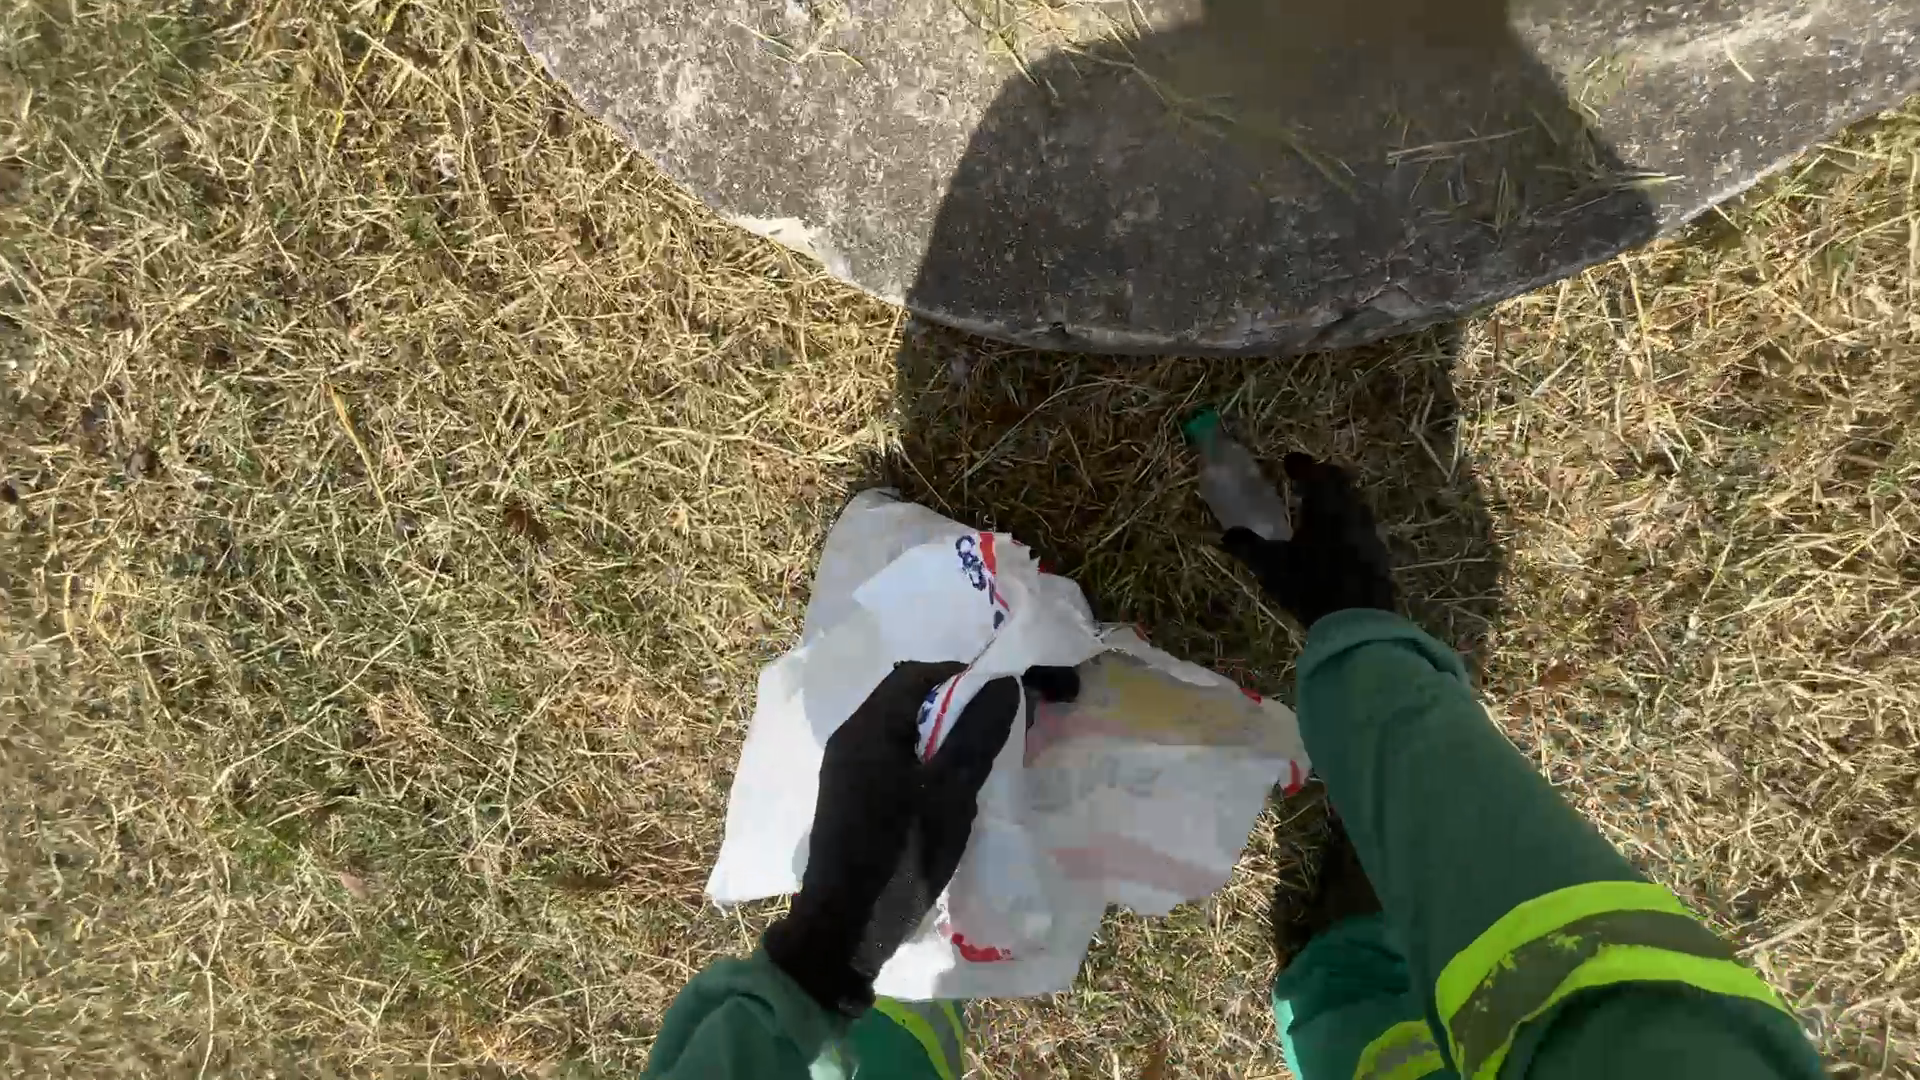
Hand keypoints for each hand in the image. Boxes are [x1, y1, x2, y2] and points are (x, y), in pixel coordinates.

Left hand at [765, 661, 1074, 1013]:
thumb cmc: (902, 853)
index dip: (959, 675)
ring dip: (936, 731)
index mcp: (868, 728)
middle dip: (950, 703)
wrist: (844, 928)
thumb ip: (977, 732)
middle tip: (990, 725)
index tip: (996, 695)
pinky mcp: (848, 793)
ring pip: (897, 727)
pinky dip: (920, 755)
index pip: (915, 674)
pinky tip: (943, 785)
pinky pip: (888, 754)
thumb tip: (1003, 683)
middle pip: (904, 697)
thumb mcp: (951, 792)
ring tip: (972, 755)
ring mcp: (844, 767)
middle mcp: (849, 738)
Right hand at [1221, 453, 1394, 628]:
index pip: (1315, 475)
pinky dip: (1347, 522)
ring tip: (1319, 508)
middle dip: (1323, 477)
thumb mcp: (1270, 567)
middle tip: (1306, 480)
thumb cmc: (1309, 586)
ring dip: (1337, 498)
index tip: (1289, 462)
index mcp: (1324, 509)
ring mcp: (1368, 533)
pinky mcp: (1377, 554)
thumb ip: (1248, 547)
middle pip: (1341, 483)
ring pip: (1354, 503)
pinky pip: (1361, 526)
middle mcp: (1350, 513)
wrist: (1357, 620)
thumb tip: (1226, 535)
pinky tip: (1336, 539)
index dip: (1301, 466)